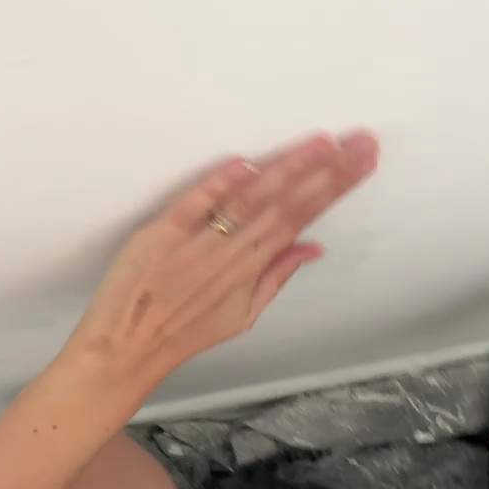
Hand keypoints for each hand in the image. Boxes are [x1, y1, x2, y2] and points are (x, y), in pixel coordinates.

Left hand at [55, 130, 378, 394]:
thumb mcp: (241, 314)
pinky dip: (218, 186)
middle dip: (326, 171)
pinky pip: (194, 207)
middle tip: (359, 141)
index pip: (301, 218)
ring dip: (286, 170)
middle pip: (285, 204)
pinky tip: (244, 164)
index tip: (361, 159)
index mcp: (250, 268)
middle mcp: (230, 253)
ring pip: (249, 200)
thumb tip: (312, 247)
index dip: (334, 187)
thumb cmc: (183, 331)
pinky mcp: (161, 234)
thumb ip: (277, 275)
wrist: (128, 347)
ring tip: (320, 145)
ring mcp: (197, 242)